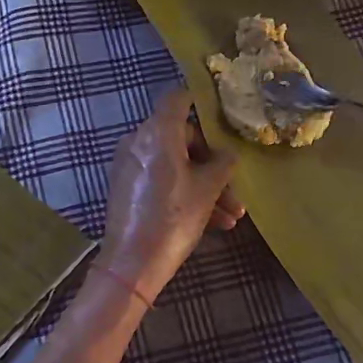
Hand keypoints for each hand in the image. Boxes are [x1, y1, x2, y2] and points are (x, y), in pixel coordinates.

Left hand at [96, 90, 244, 305]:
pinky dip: (184, 194)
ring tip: (231, 216)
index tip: (222, 112)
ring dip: (204, 187)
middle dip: (212, 165)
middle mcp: (138, 142)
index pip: (177, 98)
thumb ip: (222, 164)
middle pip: (181, 139)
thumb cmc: (173, 218)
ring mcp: (129, 166)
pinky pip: (161, 181)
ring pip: (175, 166)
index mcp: (157, 133)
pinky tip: (213, 223)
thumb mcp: (207, 190)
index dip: (200, 100)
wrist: (132, 263)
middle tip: (235, 191)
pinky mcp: (127, 189)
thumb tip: (226, 154)